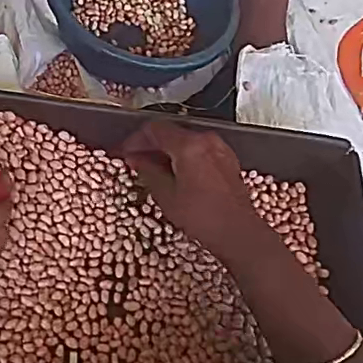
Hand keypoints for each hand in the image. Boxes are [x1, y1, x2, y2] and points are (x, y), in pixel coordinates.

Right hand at [121, 121, 270, 260]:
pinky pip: (199, 152)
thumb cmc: (202, 217)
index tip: (124, 152)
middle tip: (134, 161)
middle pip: (171, 133)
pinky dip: (184, 158)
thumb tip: (136, 159)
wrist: (238, 232)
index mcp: (189, 145)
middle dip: (150, 145)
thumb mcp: (166, 195)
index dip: (134, 140)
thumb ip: (148, 171)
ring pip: (186, 142)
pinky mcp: (227, 162)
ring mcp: (220, 150)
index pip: (154, 129)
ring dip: (167, 152)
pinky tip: (175, 175)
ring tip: (152, 170)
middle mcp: (206, 140)